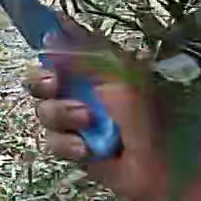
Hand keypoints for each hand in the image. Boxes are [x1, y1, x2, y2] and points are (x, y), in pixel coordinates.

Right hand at [24, 36, 171, 200]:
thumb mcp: (119, 74)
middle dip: (42, 81)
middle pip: (40, 79)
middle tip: (54, 84)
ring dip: (62, 115)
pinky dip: (67, 143)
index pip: (62, 48)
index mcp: (94, 67)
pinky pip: (51, 141)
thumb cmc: (148, 114)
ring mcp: (74, 120)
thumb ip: (83, 54)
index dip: (47, 44)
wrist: (160, 166)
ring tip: (87, 121)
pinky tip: (86, 149)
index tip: (42, 43)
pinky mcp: (71, 147)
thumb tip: (50, 34)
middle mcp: (80, 90)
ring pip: (43, 110)